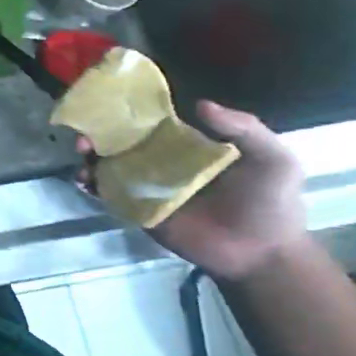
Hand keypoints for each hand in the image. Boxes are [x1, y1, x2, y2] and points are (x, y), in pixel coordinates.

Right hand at [82, 100, 307, 280]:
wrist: (262, 252)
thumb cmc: (270, 202)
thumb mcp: (273, 158)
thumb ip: (243, 128)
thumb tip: (198, 103)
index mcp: (187, 146)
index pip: (150, 125)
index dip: (126, 116)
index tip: (106, 109)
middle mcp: (162, 163)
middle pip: (121, 144)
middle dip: (98, 137)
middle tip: (84, 138)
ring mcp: (148, 188)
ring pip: (109, 168)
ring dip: (90, 160)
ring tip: (83, 157)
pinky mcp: (139, 211)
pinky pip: (110, 196)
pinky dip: (92, 186)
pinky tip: (86, 181)